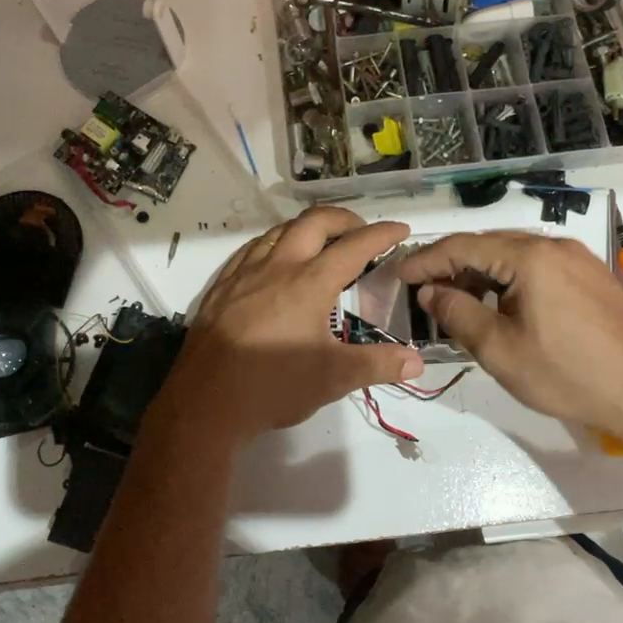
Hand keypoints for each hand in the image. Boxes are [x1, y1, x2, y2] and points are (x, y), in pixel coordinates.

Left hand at [154, 206, 423, 443]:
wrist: (205, 404)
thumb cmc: (274, 387)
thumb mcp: (333, 378)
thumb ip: (378, 365)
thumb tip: (417, 362)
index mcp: (310, 283)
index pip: (354, 246)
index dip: (381, 234)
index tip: (400, 228)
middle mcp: (278, 267)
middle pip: (314, 222)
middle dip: (344, 218)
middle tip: (361, 231)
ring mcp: (244, 274)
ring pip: (279, 230)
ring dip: (307, 227)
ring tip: (321, 241)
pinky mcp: (221, 287)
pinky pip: (251, 249)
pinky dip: (274, 243)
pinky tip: (274, 261)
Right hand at [394, 231, 622, 438]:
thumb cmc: (568, 375)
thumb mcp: (500, 350)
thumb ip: (458, 313)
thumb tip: (431, 291)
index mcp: (530, 257)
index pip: (462, 246)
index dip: (425, 259)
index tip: (398, 274)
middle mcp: (554, 246)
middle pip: (488, 244)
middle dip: (451, 264)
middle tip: (421, 288)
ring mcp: (577, 258)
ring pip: (514, 255)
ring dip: (481, 272)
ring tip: (455, 298)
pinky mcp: (591, 276)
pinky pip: (538, 266)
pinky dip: (509, 278)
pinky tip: (499, 303)